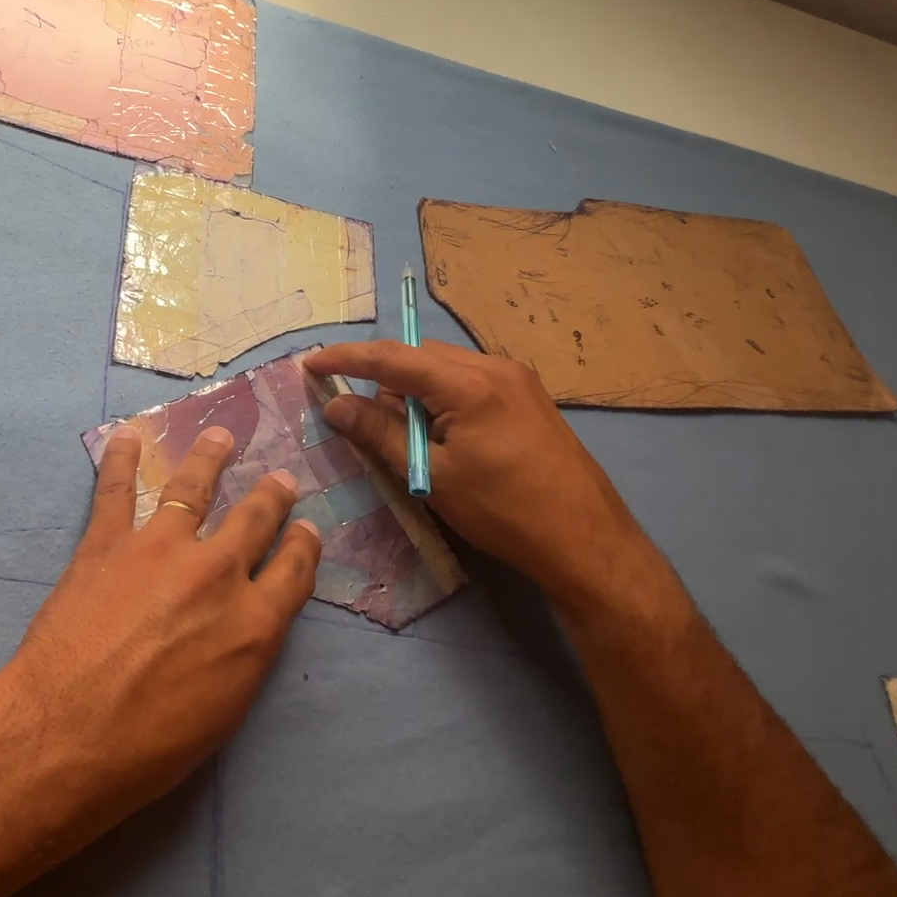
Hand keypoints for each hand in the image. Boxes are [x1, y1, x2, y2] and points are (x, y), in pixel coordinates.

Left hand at [0, 424, 320, 819]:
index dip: (304, 545)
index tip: (307, 530)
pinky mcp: (108, 541)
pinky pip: (116, 489)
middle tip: (280, 479)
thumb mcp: (226, 708)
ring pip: (193, 488)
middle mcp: (217, 573)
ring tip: (219, 436)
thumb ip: (246, 652)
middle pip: (254, 520)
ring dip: (209, 458)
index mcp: (255, 622)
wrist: (69, 731)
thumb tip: (249, 622)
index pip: (294, 570)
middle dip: (272, 497)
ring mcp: (161, 549)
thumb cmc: (151, 744)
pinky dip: (120, 458)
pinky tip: (126, 437)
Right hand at [306, 340, 656, 614]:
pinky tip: (434, 432)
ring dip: (410, 390)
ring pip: (442, 368)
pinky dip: (437, 397)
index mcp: (468, 383)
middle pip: (418, 356)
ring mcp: (516, 379)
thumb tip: (335, 404)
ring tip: (396, 431)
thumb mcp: (431, 475)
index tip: (310, 363)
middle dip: (379, 376)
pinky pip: (465, 381)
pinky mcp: (526, 396)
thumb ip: (379, 433)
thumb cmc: (502, 511)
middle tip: (351, 411)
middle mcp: (494, 367)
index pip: (392, 358)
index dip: (345, 358)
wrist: (586, 540)